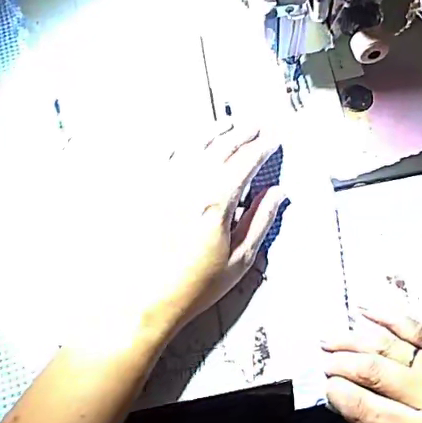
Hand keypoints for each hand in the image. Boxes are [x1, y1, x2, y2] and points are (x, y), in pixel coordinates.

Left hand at [127, 125, 284, 336]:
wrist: (146, 298)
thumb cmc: (191, 285)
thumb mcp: (239, 259)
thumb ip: (260, 220)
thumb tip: (275, 196)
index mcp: (215, 201)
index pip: (246, 161)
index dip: (263, 147)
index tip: (273, 140)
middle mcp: (189, 186)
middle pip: (221, 146)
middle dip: (242, 133)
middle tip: (256, 126)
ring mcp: (165, 185)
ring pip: (193, 144)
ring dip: (214, 131)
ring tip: (227, 124)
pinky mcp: (148, 191)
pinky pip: (166, 154)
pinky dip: (182, 142)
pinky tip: (188, 140)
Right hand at [322, 309, 421, 422]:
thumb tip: (348, 414)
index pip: (367, 407)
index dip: (338, 394)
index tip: (321, 387)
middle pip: (377, 370)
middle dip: (342, 363)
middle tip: (320, 360)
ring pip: (394, 346)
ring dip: (357, 339)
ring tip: (330, 338)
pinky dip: (393, 319)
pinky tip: (367, 310)